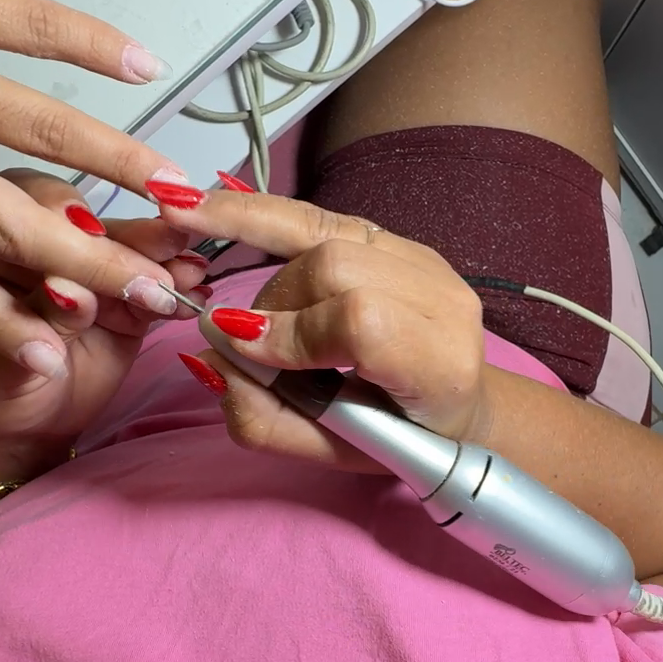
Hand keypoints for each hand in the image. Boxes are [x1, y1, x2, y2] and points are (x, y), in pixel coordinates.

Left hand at [0, 0, 190, 376]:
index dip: (2, 319)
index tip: (60, 355)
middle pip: (7, 223)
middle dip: (93, 265)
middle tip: (158, 291)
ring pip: (37, 131)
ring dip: (120, 164)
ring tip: (177, 187)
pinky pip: (28, 25)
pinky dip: (93, 45)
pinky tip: (142, 65)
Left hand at [0, 171, 209, 483]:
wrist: (20, 427)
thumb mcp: (1, 355)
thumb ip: (35, 318)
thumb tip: (70, 290)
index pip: (29, 210)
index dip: (65, 217)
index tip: (93, 233)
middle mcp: (49, 246)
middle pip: (94, 227)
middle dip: (134, 235)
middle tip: (171, 241)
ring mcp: (94, 272)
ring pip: (132, 255)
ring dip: (165, 258)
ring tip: (193, 270)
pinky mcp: (128, 301)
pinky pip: (155, 290)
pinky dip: (178, 291)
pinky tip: (197, 293)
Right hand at [158, 189, 491, 472]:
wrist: (458, 404)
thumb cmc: (402, 435)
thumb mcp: (332, 456)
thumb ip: (267, 420)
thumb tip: (215, 359)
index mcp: (441, 365)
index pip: (361, 321)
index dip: (292, 332)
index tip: (242, 350)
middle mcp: (443, 301)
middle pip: (334, 266)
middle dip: (271, 303)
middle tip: (246, 343)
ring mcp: (425, 262)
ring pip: (323, 235)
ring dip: (269, 274)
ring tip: (259, 320)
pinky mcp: (398, 241)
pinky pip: (321, 217)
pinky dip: (259, 214)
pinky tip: (204, 205)